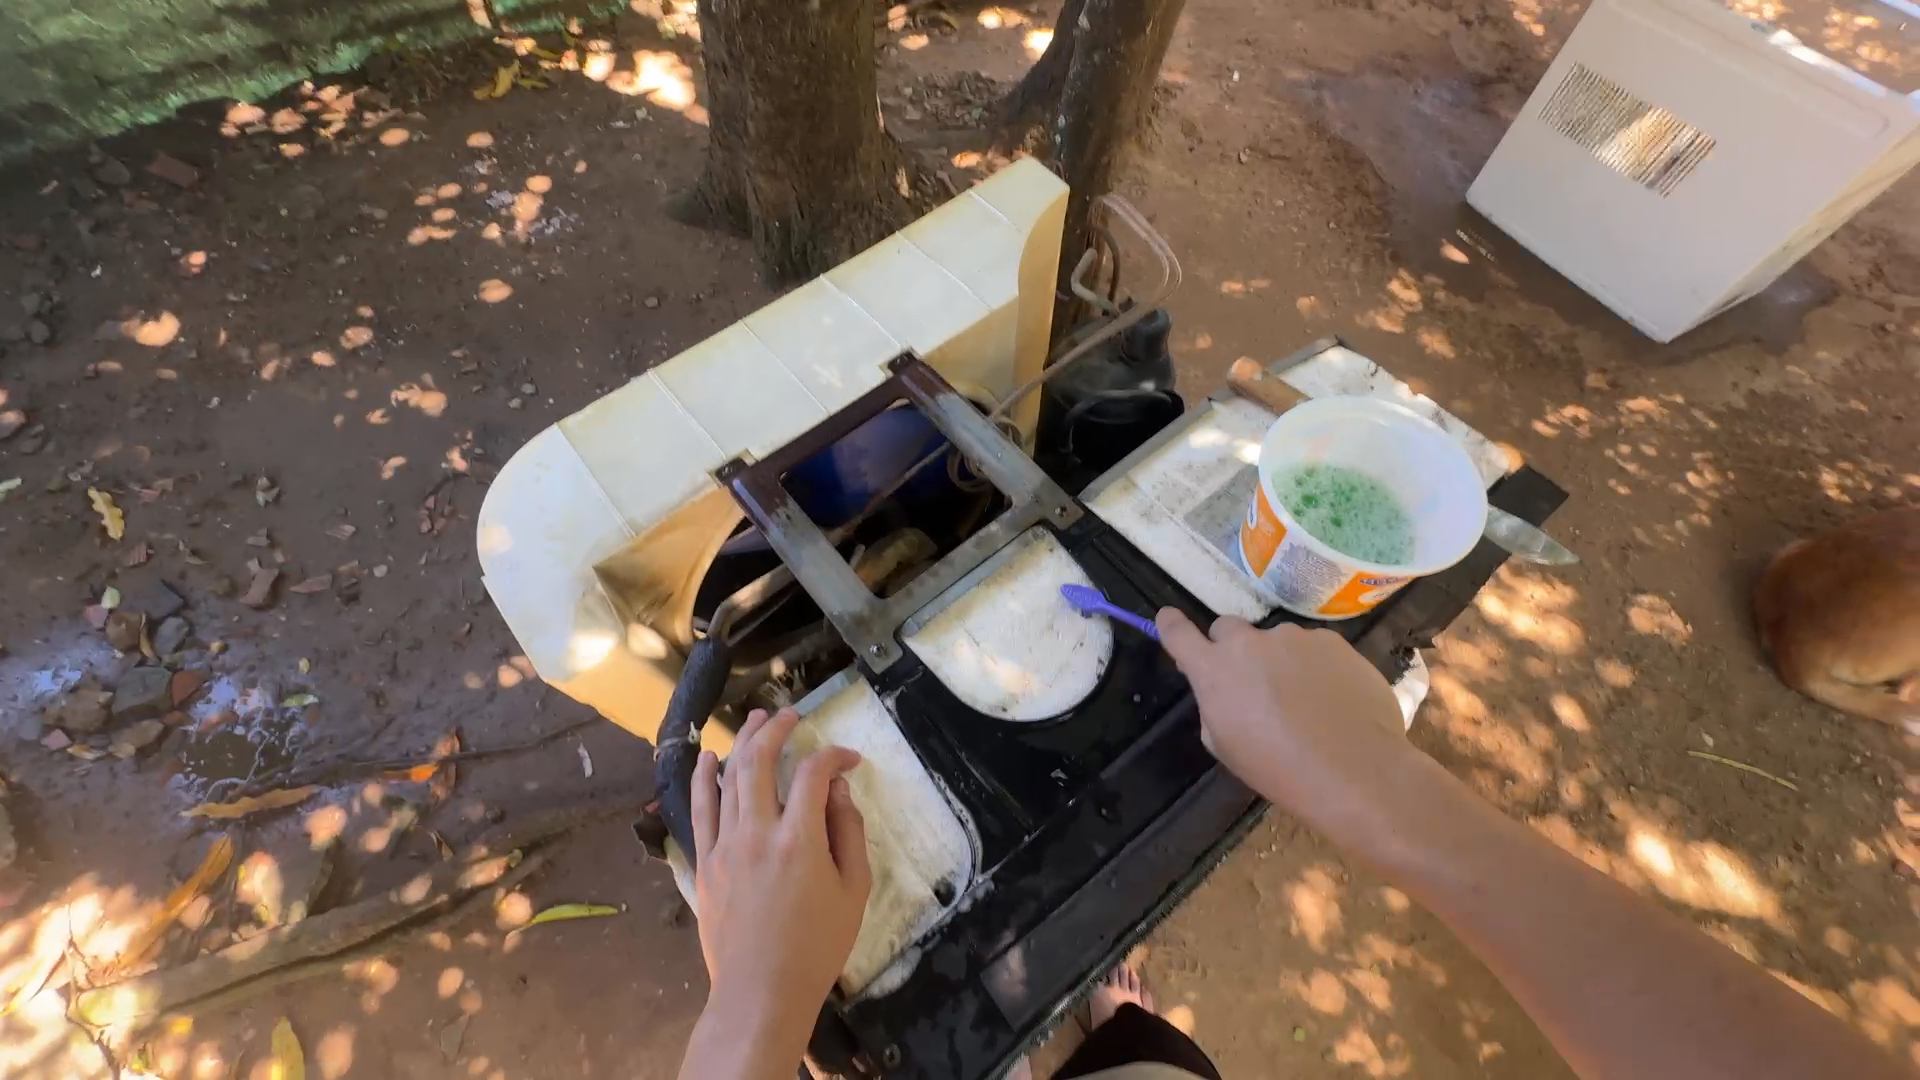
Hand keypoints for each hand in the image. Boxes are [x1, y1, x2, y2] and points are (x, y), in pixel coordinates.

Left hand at [686, 707, 869, 1070]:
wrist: (760, 994)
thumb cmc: (817, 945)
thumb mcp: (853, 890)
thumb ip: (849, 832)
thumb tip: (838, 789)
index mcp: (799, 839)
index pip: (815, 774)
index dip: (835, 756)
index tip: (850, 760)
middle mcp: (757, 832)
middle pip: (760, 761)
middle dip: (776, 728)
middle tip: (790, 714)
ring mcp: (725, 846)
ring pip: (729, 778)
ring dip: (743, 742)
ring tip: (756, 719)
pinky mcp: (705, 863)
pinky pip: (700, 810)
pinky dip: (703, 779)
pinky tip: (709, 757)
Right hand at [1157, 609, 1415, 838]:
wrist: (1356, 772)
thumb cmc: (1278, 769)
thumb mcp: (1225, 745)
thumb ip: (1213, 705)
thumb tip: (1224, 689)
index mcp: (1213, 670)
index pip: (1178, 633)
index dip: (1171, 625)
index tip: (1169, 619)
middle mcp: (1248, 643)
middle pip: (1227, 628)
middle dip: (1232, 649)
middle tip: (1252, 682)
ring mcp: (1293, 637)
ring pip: (1276, 641)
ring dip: (1280, 661)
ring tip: (1306, 701)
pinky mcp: (1333, 642)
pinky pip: (1313, 648)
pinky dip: (1316, 666)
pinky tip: (1333, 699)